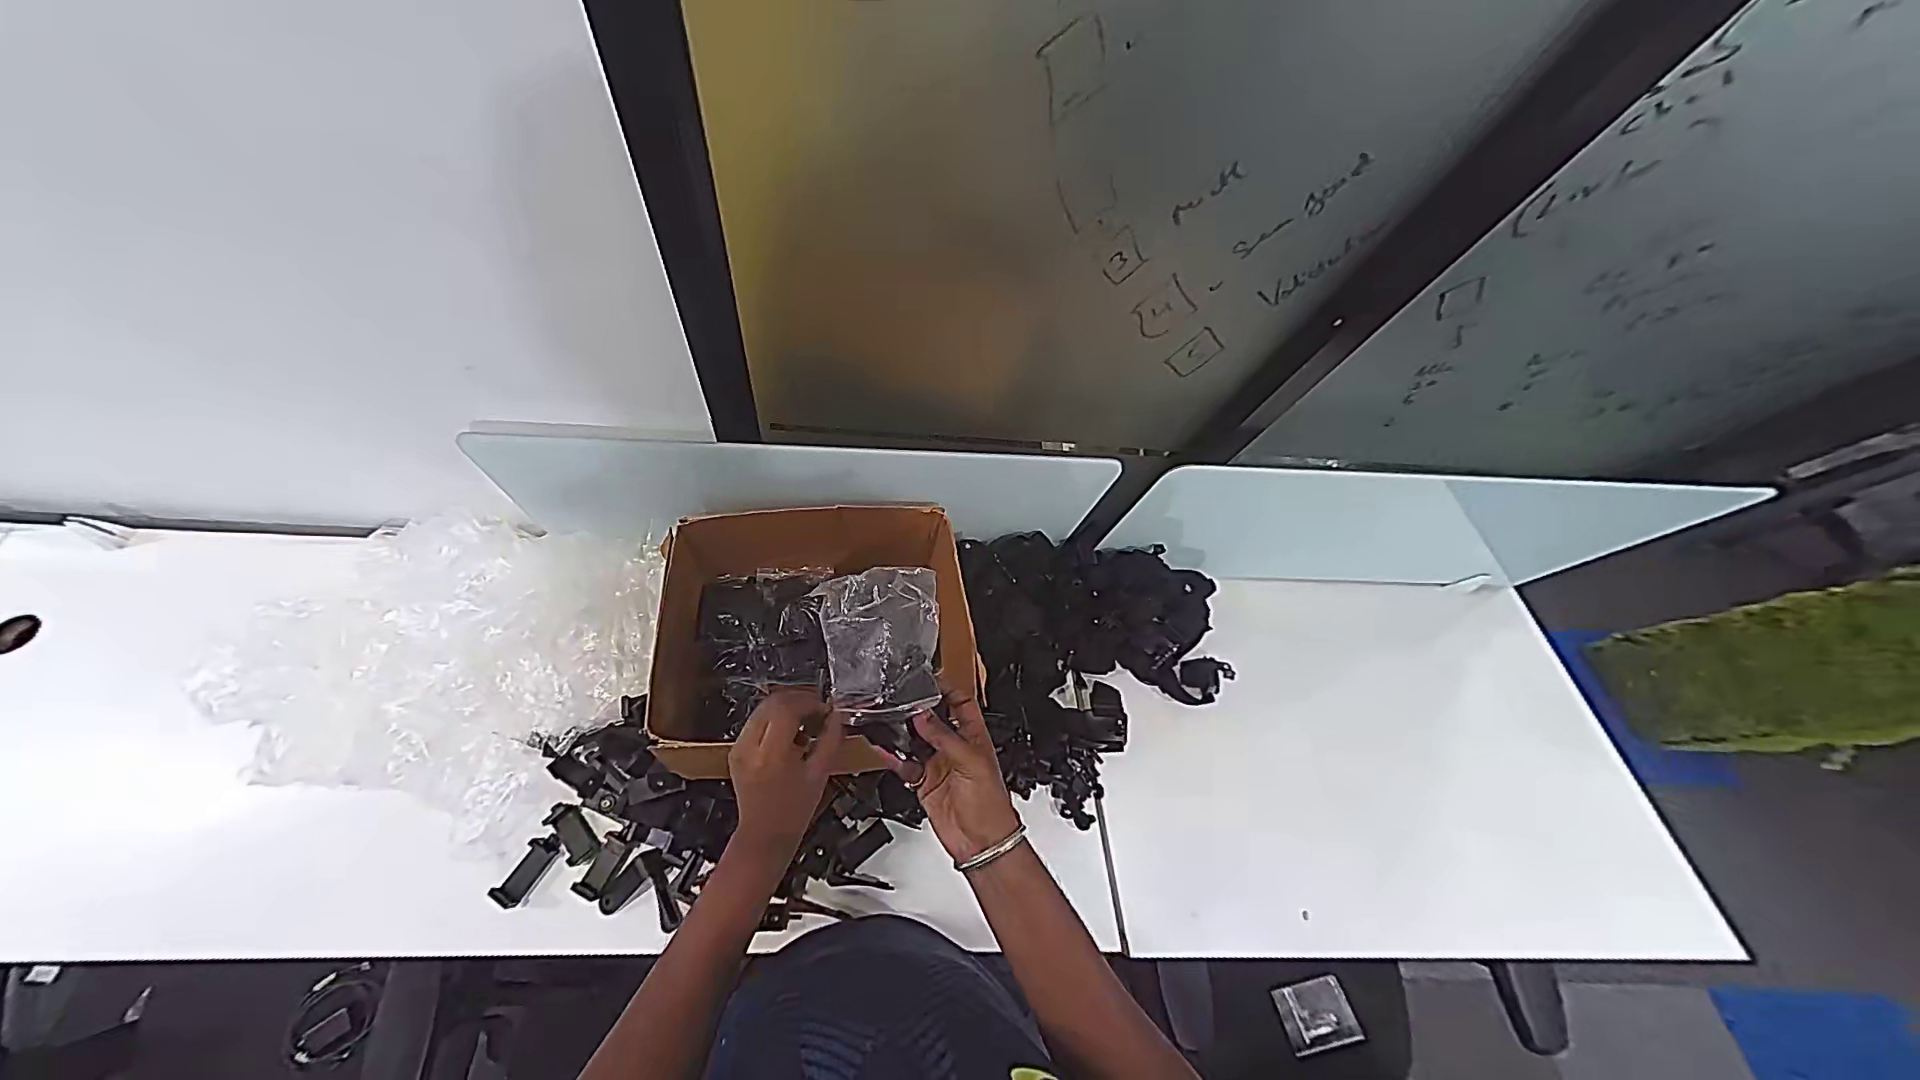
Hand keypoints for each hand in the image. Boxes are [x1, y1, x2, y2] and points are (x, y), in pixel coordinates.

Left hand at [726, 689, 843, 869]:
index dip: (809, 702)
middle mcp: (749, 748)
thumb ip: (831, 739)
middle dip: (799, 699)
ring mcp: (739, 748)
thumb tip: (837, 716)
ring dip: (787, 707)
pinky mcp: (736, 750)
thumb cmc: (793, 812)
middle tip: (818, 709)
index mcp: (771, 755)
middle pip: (772, 702)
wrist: (765, 835)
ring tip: (806, 721)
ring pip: (763, 708)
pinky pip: (757, 721)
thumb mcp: (820, 774)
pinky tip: (792, 732)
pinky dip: (776, 719)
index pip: (786, 708)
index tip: (825, 709)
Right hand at [883, 678, 1022, 863]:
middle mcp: (954, 746)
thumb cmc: (990, 803)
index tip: (929, 678)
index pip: (960, 702)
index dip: (946, 688)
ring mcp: (938, 763)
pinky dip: (893, 756)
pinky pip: (904, 763)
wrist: (982, 842)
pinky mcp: (923, 781)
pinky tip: (885, 749)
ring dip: (901, 732)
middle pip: (932, 719)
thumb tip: (923, 715)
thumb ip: (944, 737)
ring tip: (886, 721)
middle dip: (916, 709)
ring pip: (914, 740)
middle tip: (900, 699)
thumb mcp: (969, 761)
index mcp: (973, 735)